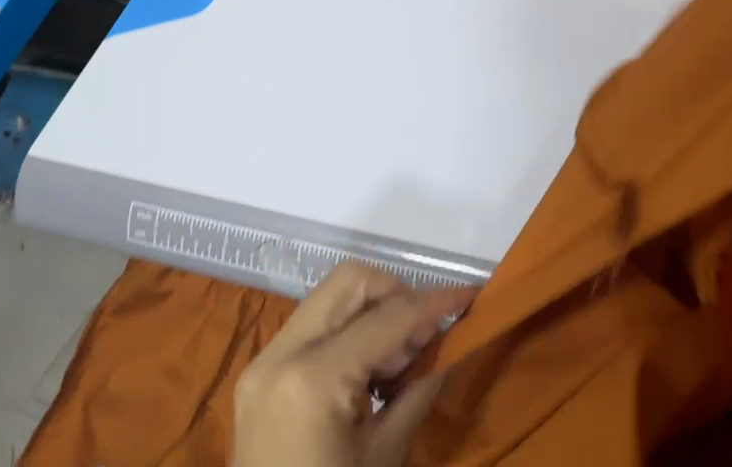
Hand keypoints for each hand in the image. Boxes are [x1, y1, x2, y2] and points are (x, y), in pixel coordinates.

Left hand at [233, 262, 474, 466]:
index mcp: (314, 378)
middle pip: (352, 282)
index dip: (436, 303)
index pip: (390, 317)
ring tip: (397, 361)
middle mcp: (282, 354)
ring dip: (374, 311)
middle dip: (398, 296)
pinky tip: (369, 371)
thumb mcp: (387, 452)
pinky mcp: (259, 373)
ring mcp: (263, 361)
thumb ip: (421, 385)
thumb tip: (452, 339)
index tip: (472, 295)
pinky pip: (314, 325)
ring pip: (331, 297)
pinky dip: (350, 330)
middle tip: (423, 336)